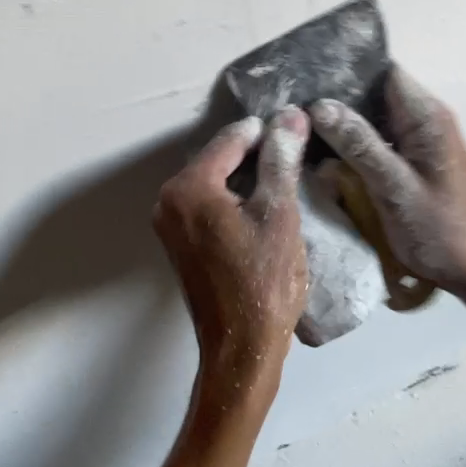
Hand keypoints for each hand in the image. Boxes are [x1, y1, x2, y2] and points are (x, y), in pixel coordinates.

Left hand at [153, 109, 310, 382]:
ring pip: (212, 183)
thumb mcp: (279, 214)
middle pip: (217, 160)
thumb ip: (280, 161)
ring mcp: (169, 224)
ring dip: (244, 178)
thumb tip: (290, 117)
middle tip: (294, 153)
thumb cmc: (263, 281)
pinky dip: (231, 200)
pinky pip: (206, 205)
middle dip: (253, 153)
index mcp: (188, 187)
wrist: (241, 348)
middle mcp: (168, 200)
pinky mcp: (178, 243)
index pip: (231, 139)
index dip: (266, 132)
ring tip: (284, 178)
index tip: (297, 128)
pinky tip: (262, 206)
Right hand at [308, 67, 465, 295]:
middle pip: (375, 93)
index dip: (345, 70)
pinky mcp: (414, 162)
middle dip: (337, 98)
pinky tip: (323, 152)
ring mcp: (420, 141)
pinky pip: (379, 142)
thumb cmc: (441, 230)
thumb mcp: (394, 187)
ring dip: (342, 123)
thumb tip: (319, 105)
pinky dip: (353, 145)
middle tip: (291, 104)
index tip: (305, 77)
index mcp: (426, 116)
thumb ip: (358, 144)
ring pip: (374, 118)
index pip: (383, 71)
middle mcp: (425, 120)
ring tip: (298, 125)